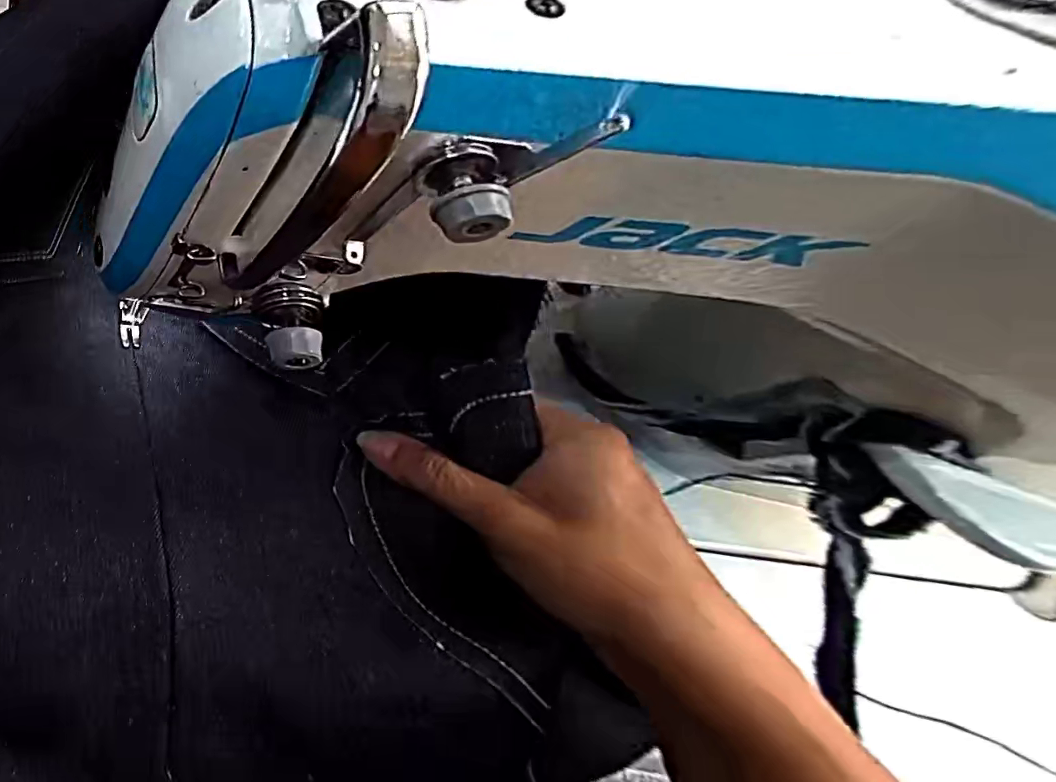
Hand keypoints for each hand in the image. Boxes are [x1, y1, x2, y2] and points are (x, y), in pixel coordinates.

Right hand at [357, 401, 733, 650]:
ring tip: (459, 503)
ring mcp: (611, 485)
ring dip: (499, 487)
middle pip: (512, 437)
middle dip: (474, 458)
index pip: (498, 403)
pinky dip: (524, 506)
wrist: (683, 652)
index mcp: (578, 431)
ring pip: (531, 470)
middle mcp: (598, 448)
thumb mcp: (502, 520)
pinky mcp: (613, 520)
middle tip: (431, 475)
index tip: (414, 435)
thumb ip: (436, 477)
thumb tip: (372, 439)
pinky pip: (551, 495)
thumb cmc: (597, 571)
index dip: (453, 419)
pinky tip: (502, 531)